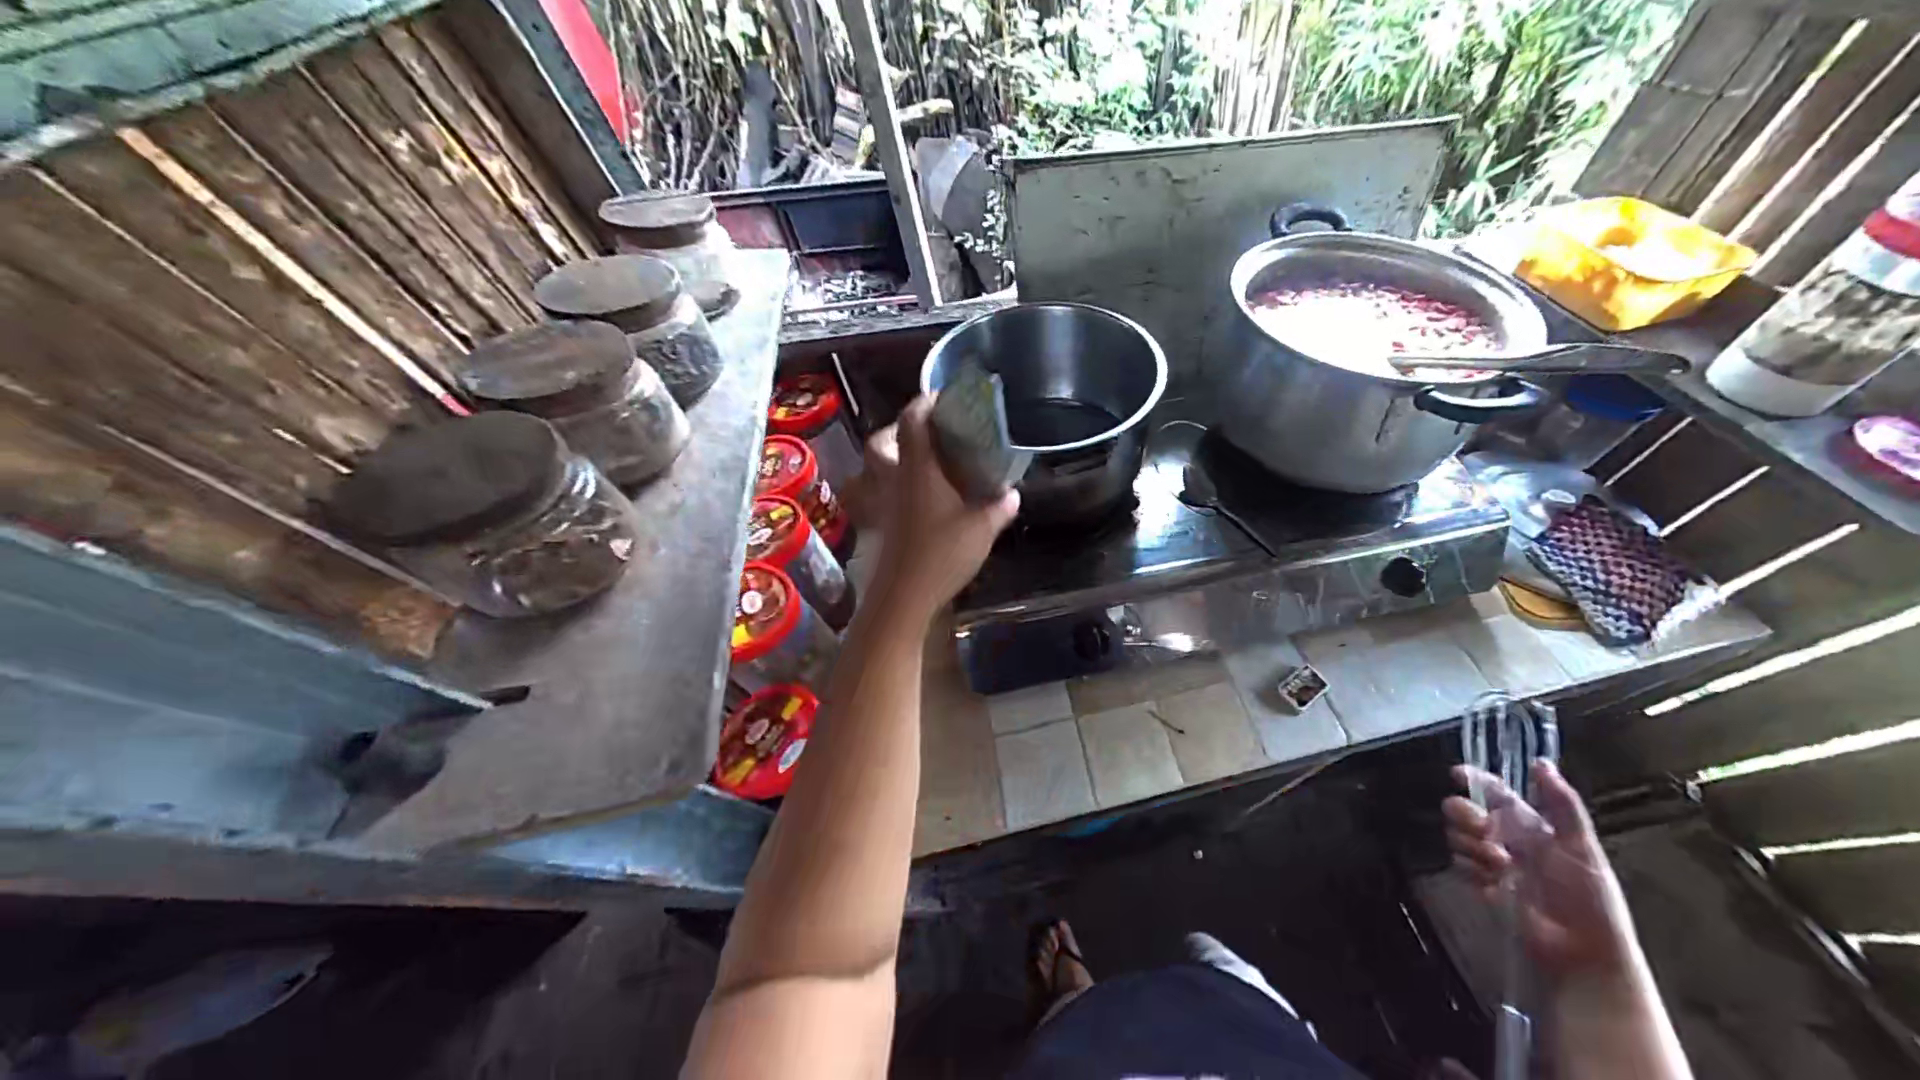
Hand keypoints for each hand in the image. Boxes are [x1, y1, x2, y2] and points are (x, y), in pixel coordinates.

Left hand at [865, 395, 1018, 610]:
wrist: (903, 597)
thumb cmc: (941, 554)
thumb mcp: (981, 530)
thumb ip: (999, 508)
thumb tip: (1012, 494)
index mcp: (918, 469)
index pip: (912, 421)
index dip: (925, 402)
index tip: (943, 396)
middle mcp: (895, 479)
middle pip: (882, 441)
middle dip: (901, 429)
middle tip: (930, 432)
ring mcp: (884, 502)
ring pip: (880, 468)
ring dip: (897, 457)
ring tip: (927, 462)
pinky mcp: (883, 524)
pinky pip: (886, 491)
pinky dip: (899, 485)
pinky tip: (924, 498)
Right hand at [1443, 760, 1636, 980]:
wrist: (1583, 953)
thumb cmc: (1590, 899)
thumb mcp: (1583, 848)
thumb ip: (1562, 804)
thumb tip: (1541, 762)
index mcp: (1532, 825)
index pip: (1496, 791)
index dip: (1475, 779)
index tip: (1457, 773)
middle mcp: (1508, 838)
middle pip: (1465, 809)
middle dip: (1465, 814)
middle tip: (1482, 829)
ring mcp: (1491, 861)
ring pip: (1457, 834)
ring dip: (1473, 846)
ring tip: (1500, 865)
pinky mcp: (1480, 884)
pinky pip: (1458, 863)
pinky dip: (1471, 869)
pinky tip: (1492, 883)